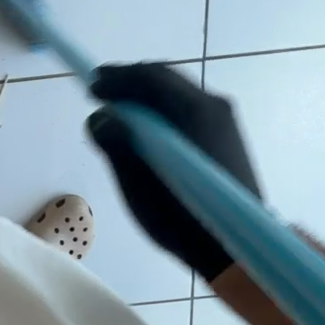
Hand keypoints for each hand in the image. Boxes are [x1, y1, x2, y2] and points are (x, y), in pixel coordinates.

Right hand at [84, 63, 260, 281]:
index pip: (150, 77)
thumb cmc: (181, 217)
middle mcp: (214, 106)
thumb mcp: (138, 184)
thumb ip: (116, 144)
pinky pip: (187, 112)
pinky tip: (145, 130)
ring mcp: (223, 122)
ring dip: (145, 97)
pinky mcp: (225, 138)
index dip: (117, 78)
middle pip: (166, 80)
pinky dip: (161, 112)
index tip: (91, 85)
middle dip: (130, 83)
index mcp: (195, 111)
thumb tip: (99, 116)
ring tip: (118, 111)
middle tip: (100, 91)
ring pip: (177, 95)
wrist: (233, 247)